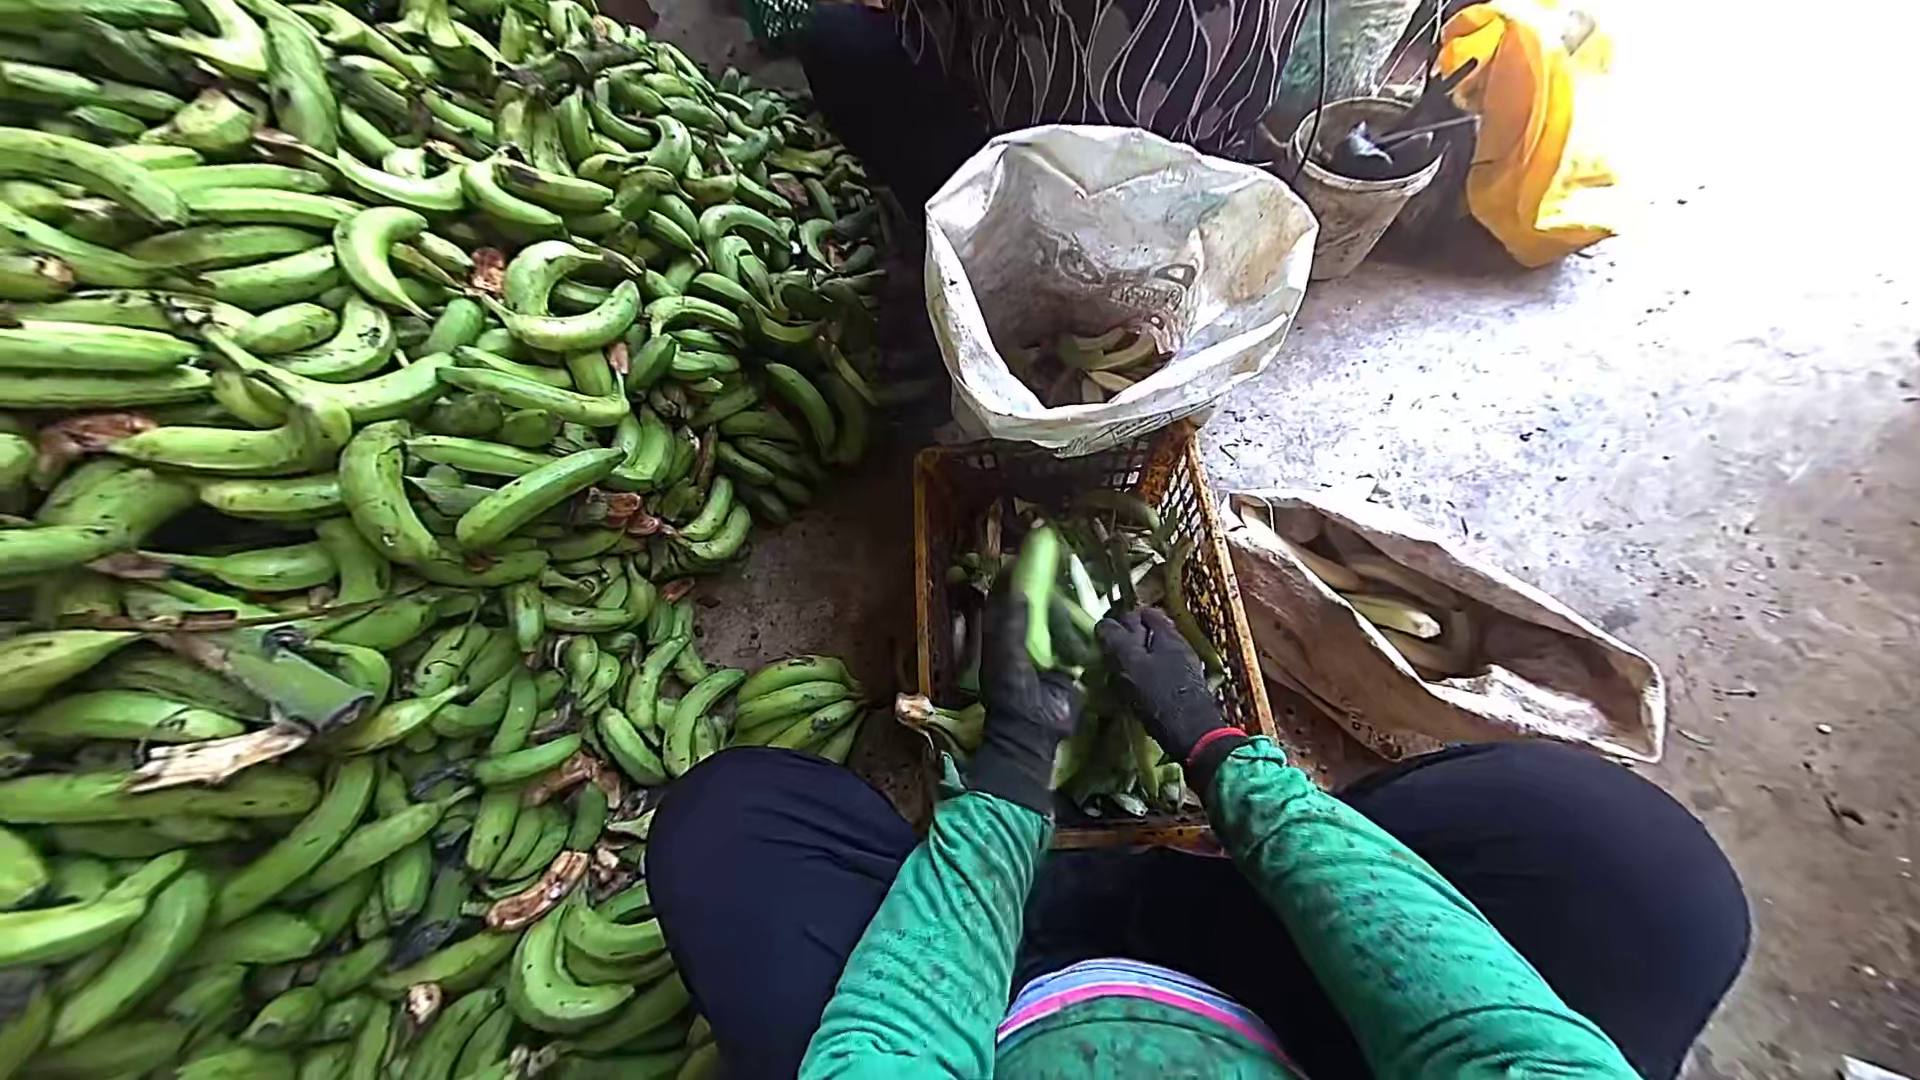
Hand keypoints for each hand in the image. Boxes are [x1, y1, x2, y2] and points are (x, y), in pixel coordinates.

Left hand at [970, 574, 1081, 813]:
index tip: (1026, 552)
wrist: (1034, 732)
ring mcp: (1047, 648)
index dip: (1014, 575)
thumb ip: (1012, 621)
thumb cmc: (1012, 692)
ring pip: (1055, 616)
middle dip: (1044, 582)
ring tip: (1076, 576)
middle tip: (1057, 558)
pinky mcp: (1068, 661)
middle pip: (1034, 601)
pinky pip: (1075, 636)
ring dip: (1064, 600)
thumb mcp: (1006, 654)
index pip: (1006, 596)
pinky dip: (1081, 623)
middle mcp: (1024, 636)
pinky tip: (1091, 607)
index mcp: (1002, 633)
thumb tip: (1019, 588)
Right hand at [1096, 608, 1225, 761]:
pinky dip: (1144, 672)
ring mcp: (1183, 666)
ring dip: (1136, 656)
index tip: (1105, 634)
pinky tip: (1135, 686)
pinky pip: (1159, 670)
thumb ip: (1116, 640)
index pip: (1142, 614)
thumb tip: (1103, 624)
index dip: (1122, 620)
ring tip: (1119, 670)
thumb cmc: (1158, 696)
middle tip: (1109, 651)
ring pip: (1154, 651)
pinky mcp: (1183, 686)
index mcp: (1166, 635)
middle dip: (1129, 637)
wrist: (1192, 734)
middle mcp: (1178, 645)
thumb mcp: (1130, 664)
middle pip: (1149, 631)